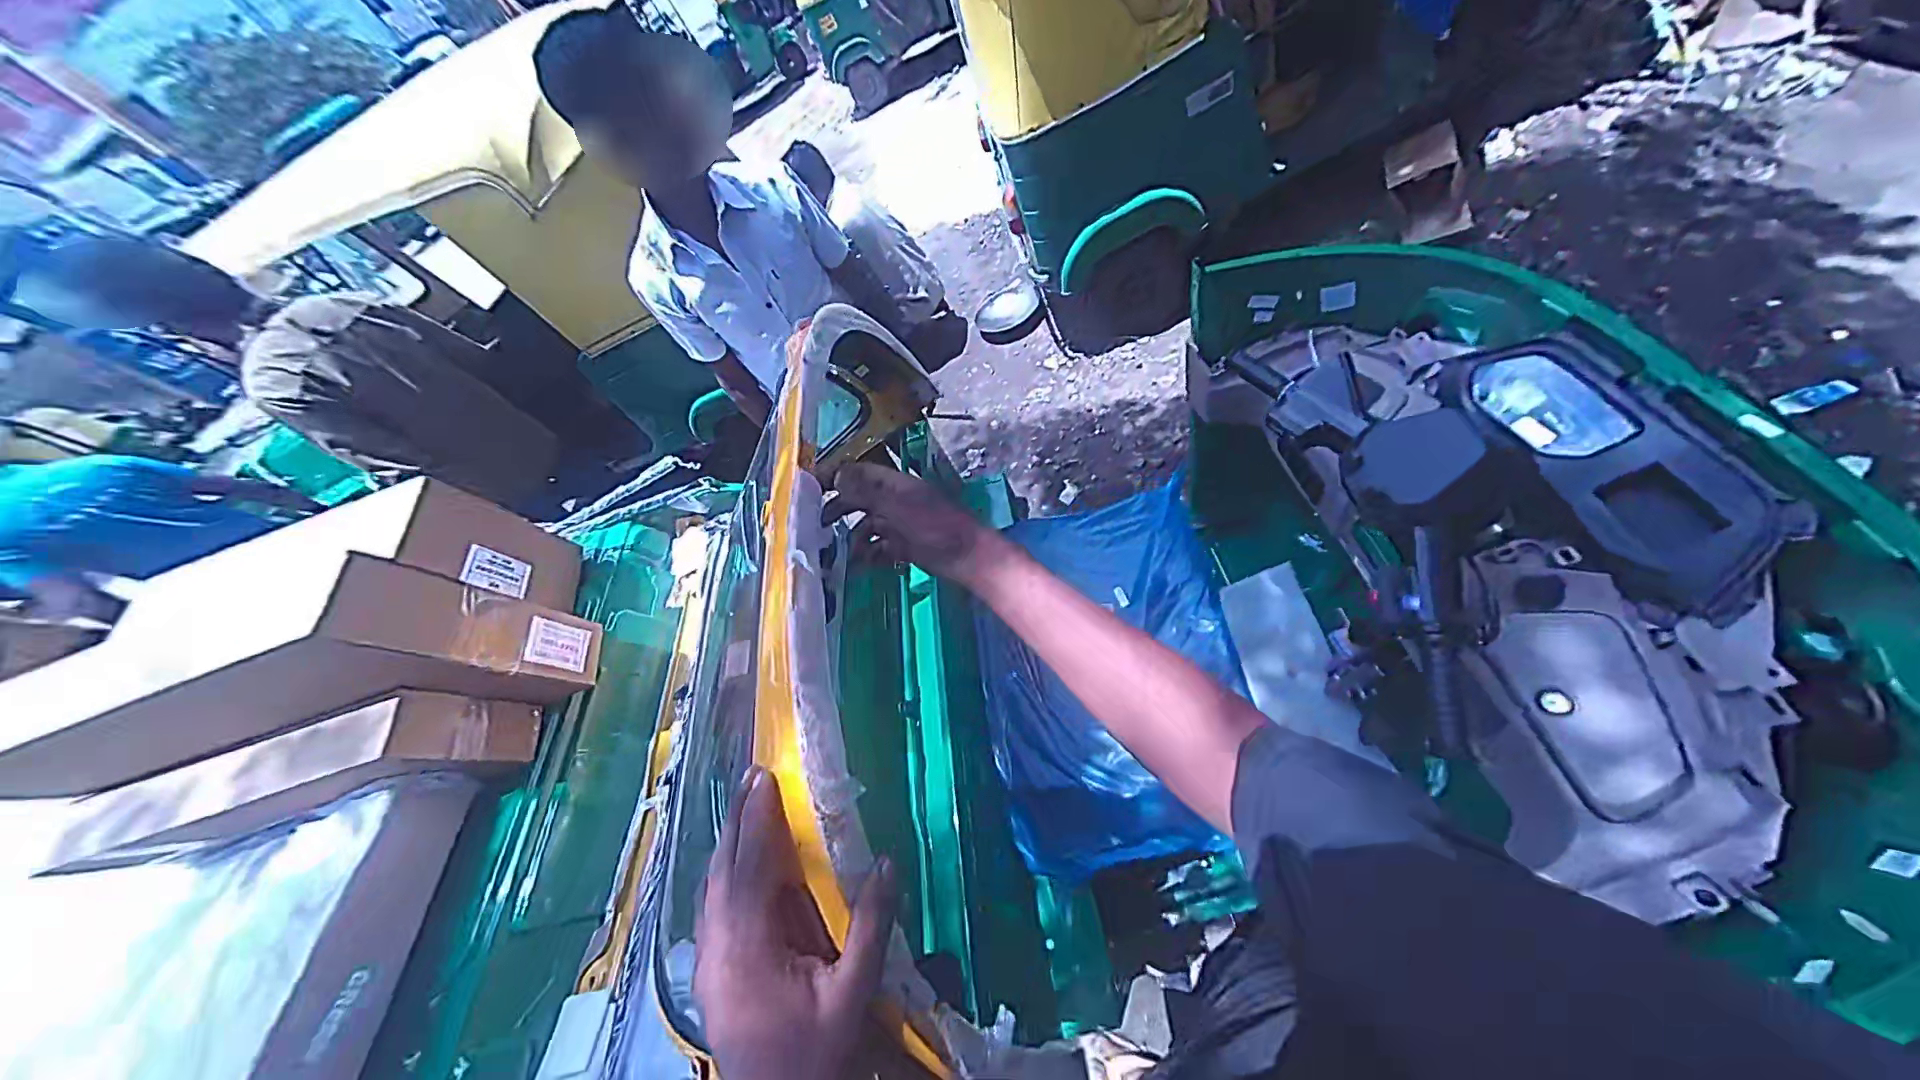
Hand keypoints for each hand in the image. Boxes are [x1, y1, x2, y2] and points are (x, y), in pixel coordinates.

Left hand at [695, 767, 895, 1079]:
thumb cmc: (812, 1056)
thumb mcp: (852, 997)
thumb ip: (871, 928)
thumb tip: (887, 862)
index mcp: (746, 946)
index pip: (750, 866)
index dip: (757, 817)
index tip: (764, 776)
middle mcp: (716, 945)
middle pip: (723, 867)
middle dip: (739, 817)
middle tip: (754, 773)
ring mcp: (706, 959)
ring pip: (713, 884)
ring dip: (731, 840)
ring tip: (749, 803)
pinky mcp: (708, 970)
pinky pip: (714, 903)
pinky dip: (727, 869)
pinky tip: (740, 860)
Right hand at [824, 462, 1008, 587]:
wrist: (967, 556)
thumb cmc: (934, 527)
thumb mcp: (896, 505)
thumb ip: (866, 491)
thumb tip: (836, 474)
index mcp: (894, 484)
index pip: (859, 473)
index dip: (836, 477)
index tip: (811, 487)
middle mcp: (896, 500)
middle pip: (861, 499)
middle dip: (840, 508)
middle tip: (818, 523)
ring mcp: (902, 524)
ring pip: (869, 525)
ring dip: (855, 536)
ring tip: (843, 551)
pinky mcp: (906, 547)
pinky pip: (881, 547)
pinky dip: (870, 553)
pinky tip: (861, 563)